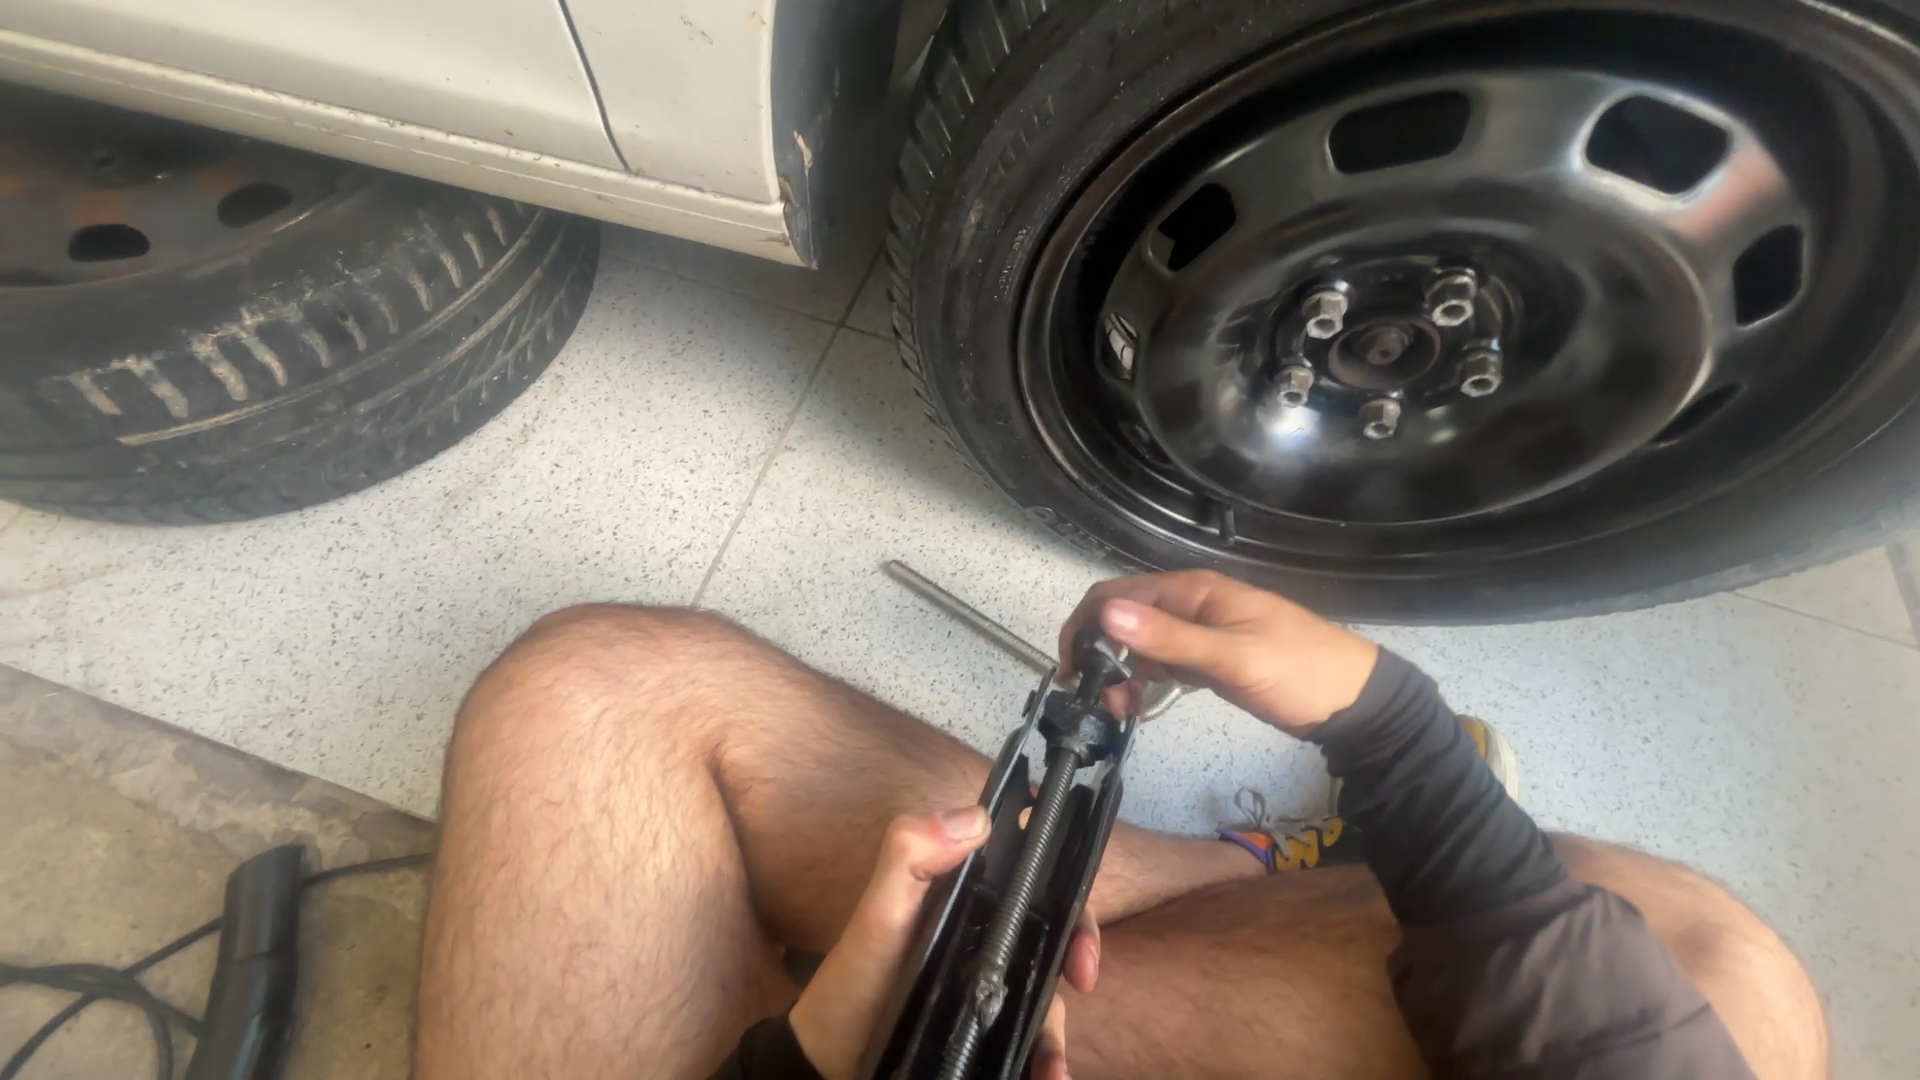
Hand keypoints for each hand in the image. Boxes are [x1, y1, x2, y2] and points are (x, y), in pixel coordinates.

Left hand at [787, 808, 1098, 1079]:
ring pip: (1047, 984)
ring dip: (1062, 1023)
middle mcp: (985, 925)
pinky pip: (1033, 1035)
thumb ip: (909, 855)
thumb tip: (977, 816)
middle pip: (1052, 920)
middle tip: (1082, 975)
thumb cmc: (856, 978)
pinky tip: (1047, 1076)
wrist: (835, 1061)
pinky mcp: (990, 1020)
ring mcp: (989, 974)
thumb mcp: (878, 914)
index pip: (1025, 859)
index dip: (1060, 863)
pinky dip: (1048, 1058)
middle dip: (1079, 942)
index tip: (1073, 895)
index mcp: (965, 887)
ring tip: (1054, 1063)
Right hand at [1058, 570, 1378, 737]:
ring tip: (1119, 707)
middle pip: (1122, 617)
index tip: (1070, 667)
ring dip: (1120, 670)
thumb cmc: (1296, 670)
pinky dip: (1144, 680)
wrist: (1353, 700)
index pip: (1116, 595)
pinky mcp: (1205, 656)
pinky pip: (1161, 662)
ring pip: (1139, 643)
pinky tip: (1141, 704)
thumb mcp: (1231, 656)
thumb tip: (1107, 614)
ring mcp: (1196, 630)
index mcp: (1190, 591)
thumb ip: (1169, 638)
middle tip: (1091, 693)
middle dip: (1097, 650)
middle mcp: (1186, 604)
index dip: (1085, 625)